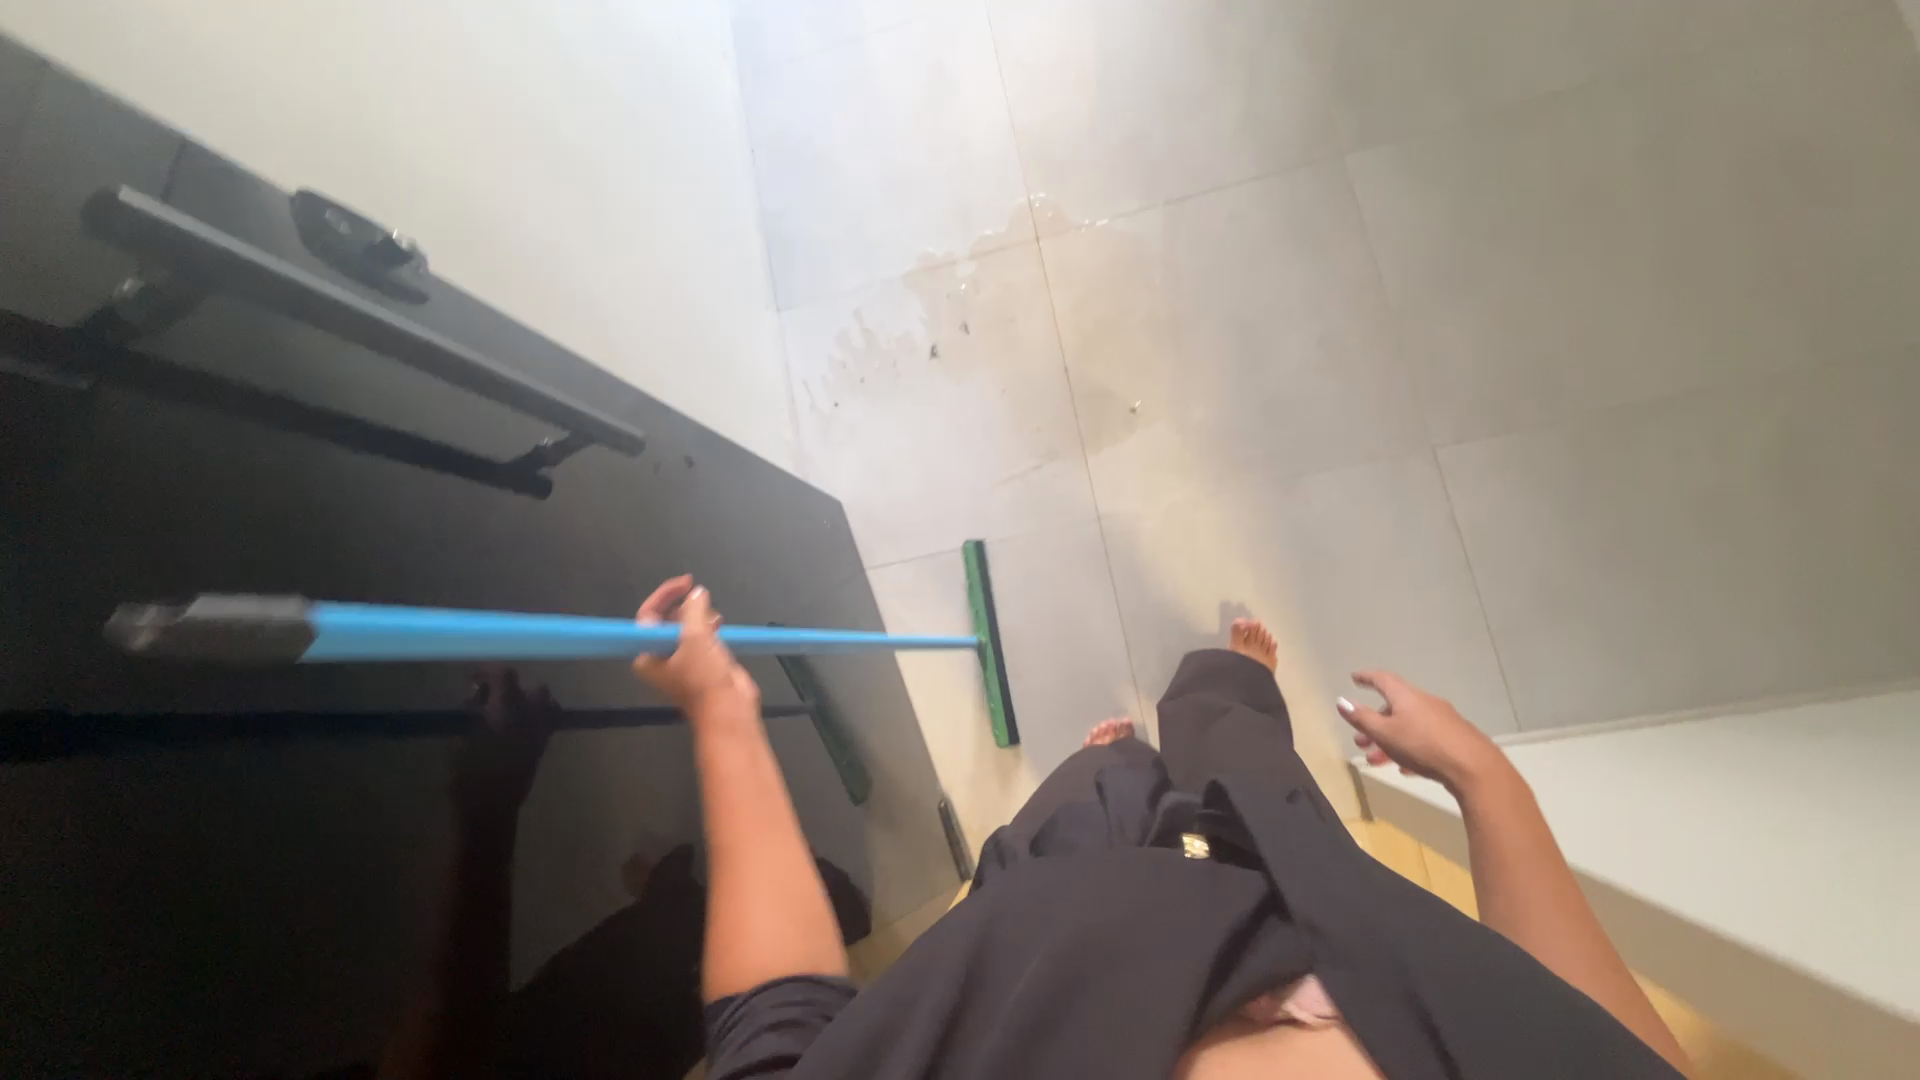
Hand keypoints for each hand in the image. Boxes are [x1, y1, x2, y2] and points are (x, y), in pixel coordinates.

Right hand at [452, 666, 555, 827]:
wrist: (490, 810)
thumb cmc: (467, 778)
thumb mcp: (461, 742)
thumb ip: (473, 715)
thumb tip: (479, 696)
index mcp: (507, 714)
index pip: (506, 676)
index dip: (489, 671)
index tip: (473, 676)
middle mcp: (532, 718)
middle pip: (531, 687)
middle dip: (510, 686)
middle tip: (487, 696)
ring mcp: (543, 731)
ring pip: (545, 701)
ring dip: (527, 699)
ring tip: (504, 709)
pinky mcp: (545, 744)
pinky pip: (549, 717)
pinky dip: (536, 712)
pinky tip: (516, 723)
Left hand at [631, 575, 759, 716]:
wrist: (729, 709)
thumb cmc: (704, 678)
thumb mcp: (695, 638)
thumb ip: (694, 610)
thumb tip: (697, 593)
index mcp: (648, 655)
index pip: (648, 615)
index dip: (665, 595)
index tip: (687, 582)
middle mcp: (661, 656)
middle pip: (668, 619)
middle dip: (686, 608)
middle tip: (704, 601)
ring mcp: (684, 659)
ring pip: (687, 626)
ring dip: (701, 617)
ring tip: (715, 621)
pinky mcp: (704, 662)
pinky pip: (703, 636)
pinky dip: (710, 627)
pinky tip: (720, 626)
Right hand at [1336, 670, 1507, 794]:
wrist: (1475, 769)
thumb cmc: (1423, 746)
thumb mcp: (1385, 733)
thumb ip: (1361, 718)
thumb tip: (1342, 701)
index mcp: (1406, 696)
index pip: (1382, 679)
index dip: (1366, 678)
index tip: (1354, 678)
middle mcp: (1425, 703)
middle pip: (1394, 707)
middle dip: (1374, 723)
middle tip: (1360, 740)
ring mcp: (1443, 720)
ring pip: (1408, 726)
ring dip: (1389, 740)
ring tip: (1377, 760)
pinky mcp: (1456, 739)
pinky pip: (1425, 739)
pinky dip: (1409, 748)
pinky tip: (1405, 768)